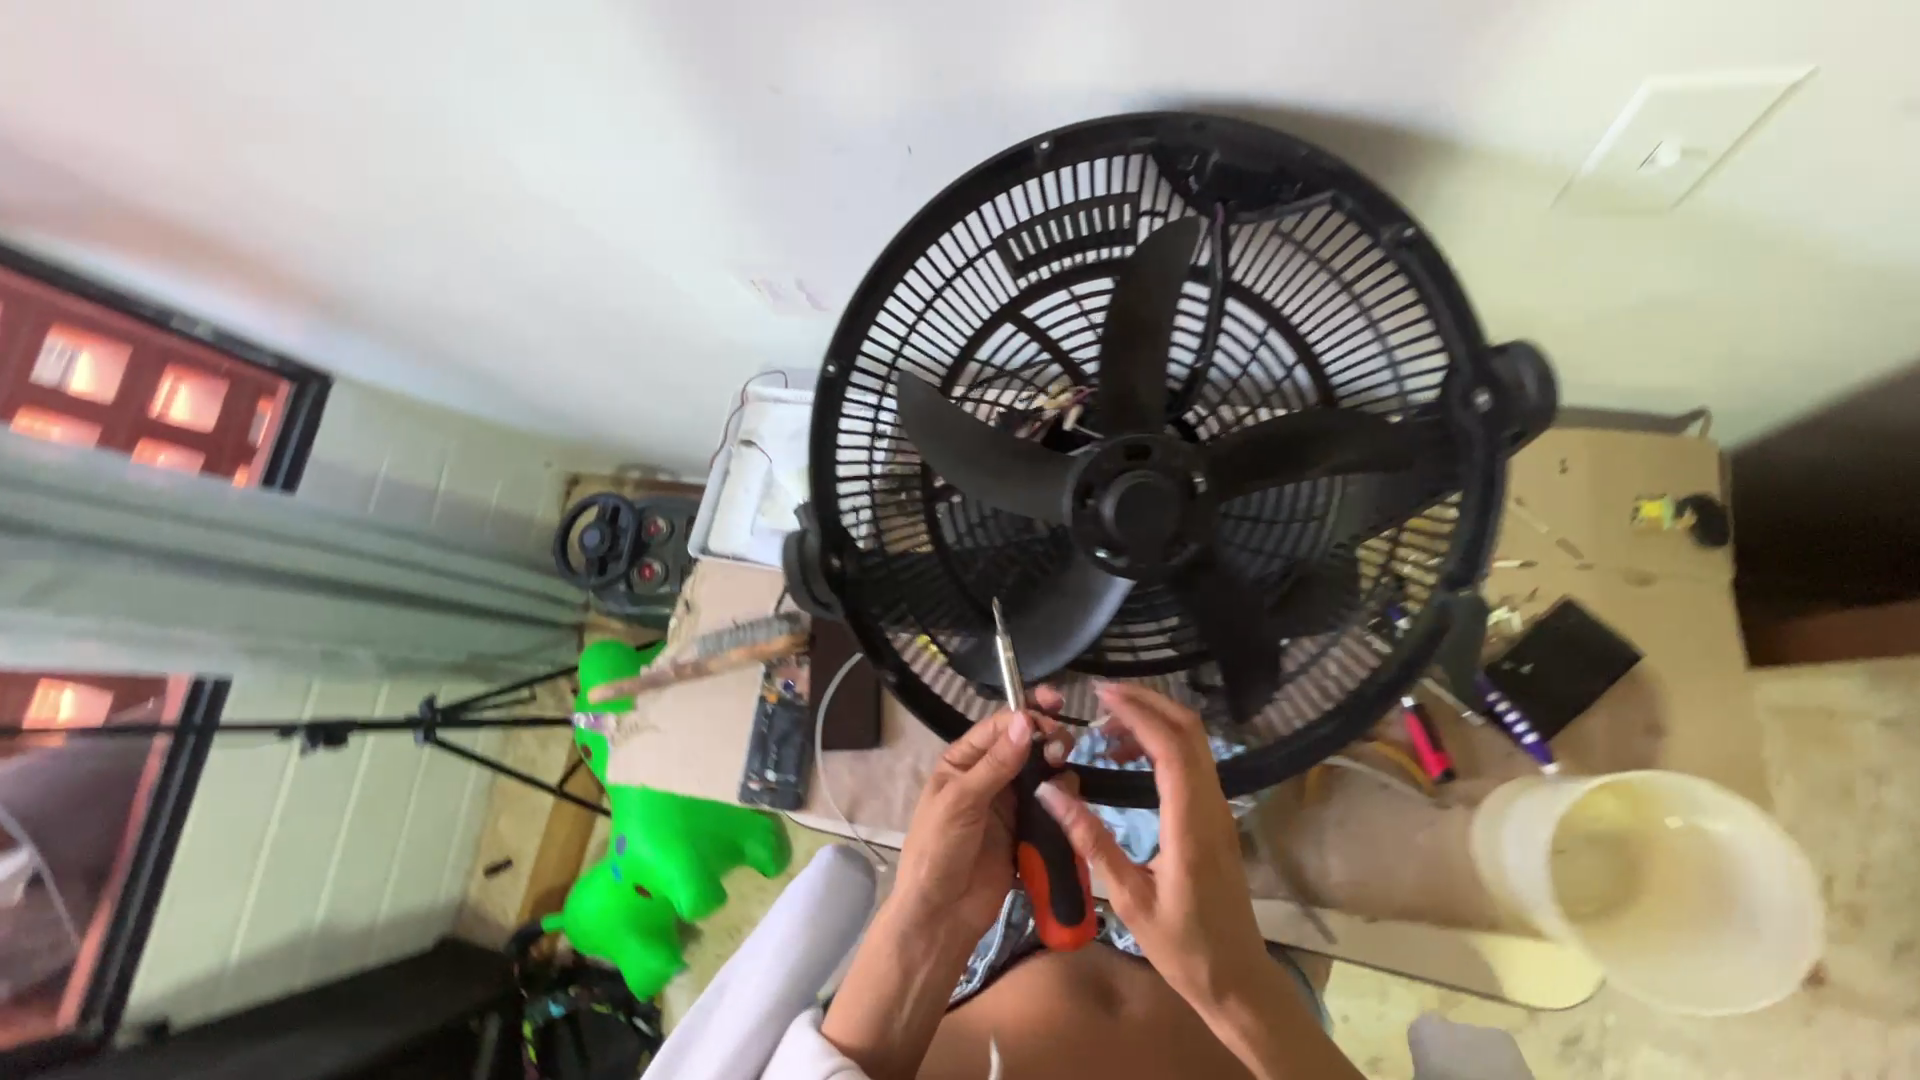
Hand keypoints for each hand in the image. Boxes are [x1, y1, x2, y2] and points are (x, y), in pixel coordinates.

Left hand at [824, 691, 1073, 1079]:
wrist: (942, 916)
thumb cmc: (938, 851)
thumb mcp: (960, 802)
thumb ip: (995, 764)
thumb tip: (1024, 720)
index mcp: (963, 761)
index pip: (1000, 726)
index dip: (1026, 716)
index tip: (1053, 714)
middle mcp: (989, 776)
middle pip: (1027, 745)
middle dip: (1048, 739)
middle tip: (1061, 750)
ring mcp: (1011, 804)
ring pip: (1044, 772)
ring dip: (1057, 769)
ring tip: (1062, 781)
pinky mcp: (1029, 830)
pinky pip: (1052, 805)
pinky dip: (1063, 800)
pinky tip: (1069, 804)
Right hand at [1036, 683, 1273, 1012]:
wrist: (1236, 977)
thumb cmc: (1182, 947)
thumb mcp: (1128, 899)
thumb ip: (1090, 840)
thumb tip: (1050, 793)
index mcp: (1191, 826)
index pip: (1171, 748)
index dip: (1138, 713)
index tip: (1102, 695)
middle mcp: (1212, 807)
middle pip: (1190, 731)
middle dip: (1147, 703)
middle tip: (1101, 698)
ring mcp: (1218, 809)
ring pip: (1193, 743)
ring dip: (1153, 722)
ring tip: (1106, 730)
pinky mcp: (1215, 816)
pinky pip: (1192, 762)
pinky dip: (1161, 743)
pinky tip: (1127, 757)